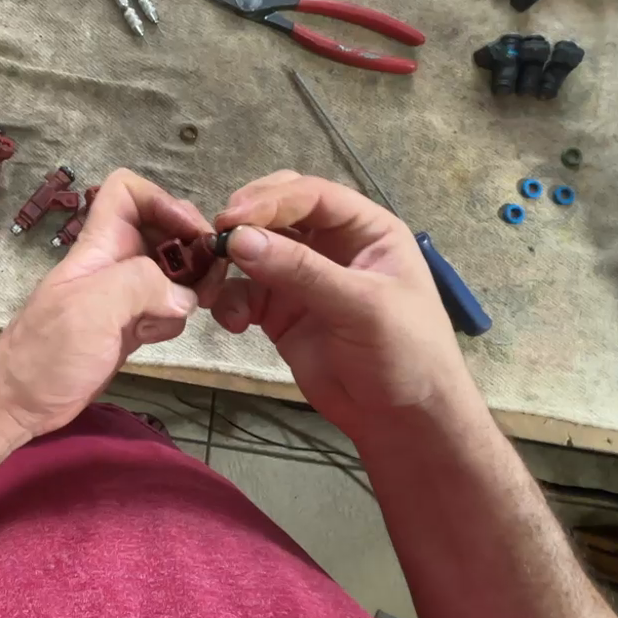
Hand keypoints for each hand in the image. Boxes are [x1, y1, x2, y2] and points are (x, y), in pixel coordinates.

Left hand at [0, 169, 210, 438]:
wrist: (21, 402)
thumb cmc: (46, 351)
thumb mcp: (91, 308)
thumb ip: (139, 285)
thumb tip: (185, 295)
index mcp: (100, 245)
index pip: (127, 190)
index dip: (161, 199)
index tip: (187, 232)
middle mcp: (114, 262)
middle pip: (163, 227)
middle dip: (191, 245)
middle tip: (208, 275)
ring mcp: (123, 295)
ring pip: (172, 269)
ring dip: (190, 285)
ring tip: (193, 307)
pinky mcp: (130, 325)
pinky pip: (168, 307)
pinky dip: (174, 317)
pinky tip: (156, 335)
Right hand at [202, 171, 474, 432]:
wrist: (401, 421)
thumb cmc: (404, 354)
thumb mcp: (360, 306)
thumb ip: (300, 270)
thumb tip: (237, 239)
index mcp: (364, 230)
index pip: (311, 196)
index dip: (270, 200)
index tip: (231, 218)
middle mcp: (330, 245)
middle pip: (277, 212)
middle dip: (246, 222)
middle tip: (217, 236)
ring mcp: (301, 278)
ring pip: (253, 252)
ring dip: (230, 264)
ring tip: (213, 284)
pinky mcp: (279, 312)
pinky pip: (244, 294)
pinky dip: (231, 303)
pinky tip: (233, 324)